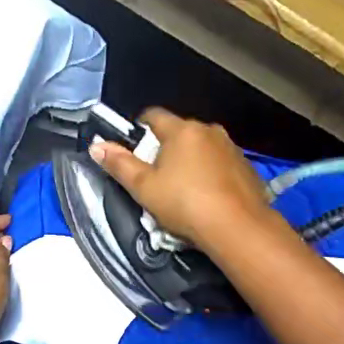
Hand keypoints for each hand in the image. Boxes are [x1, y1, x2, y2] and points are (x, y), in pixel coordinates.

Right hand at [88, 108, 276, 249]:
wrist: (236, 228)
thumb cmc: (184, 204)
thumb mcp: (143, 188)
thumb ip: (119, 165)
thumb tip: (96, 145)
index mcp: (181, 130)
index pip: (153, 115)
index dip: (139, 129)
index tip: (133, 149)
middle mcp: (209, 131)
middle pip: (178, 133)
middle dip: (165, 150)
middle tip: (154, 179)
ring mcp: (231, 148)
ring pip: (201, 149)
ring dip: (190, 163)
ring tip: (182, 192)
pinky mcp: (246, 168)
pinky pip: (220, 165)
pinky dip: (211, 175)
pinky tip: (206, 198)